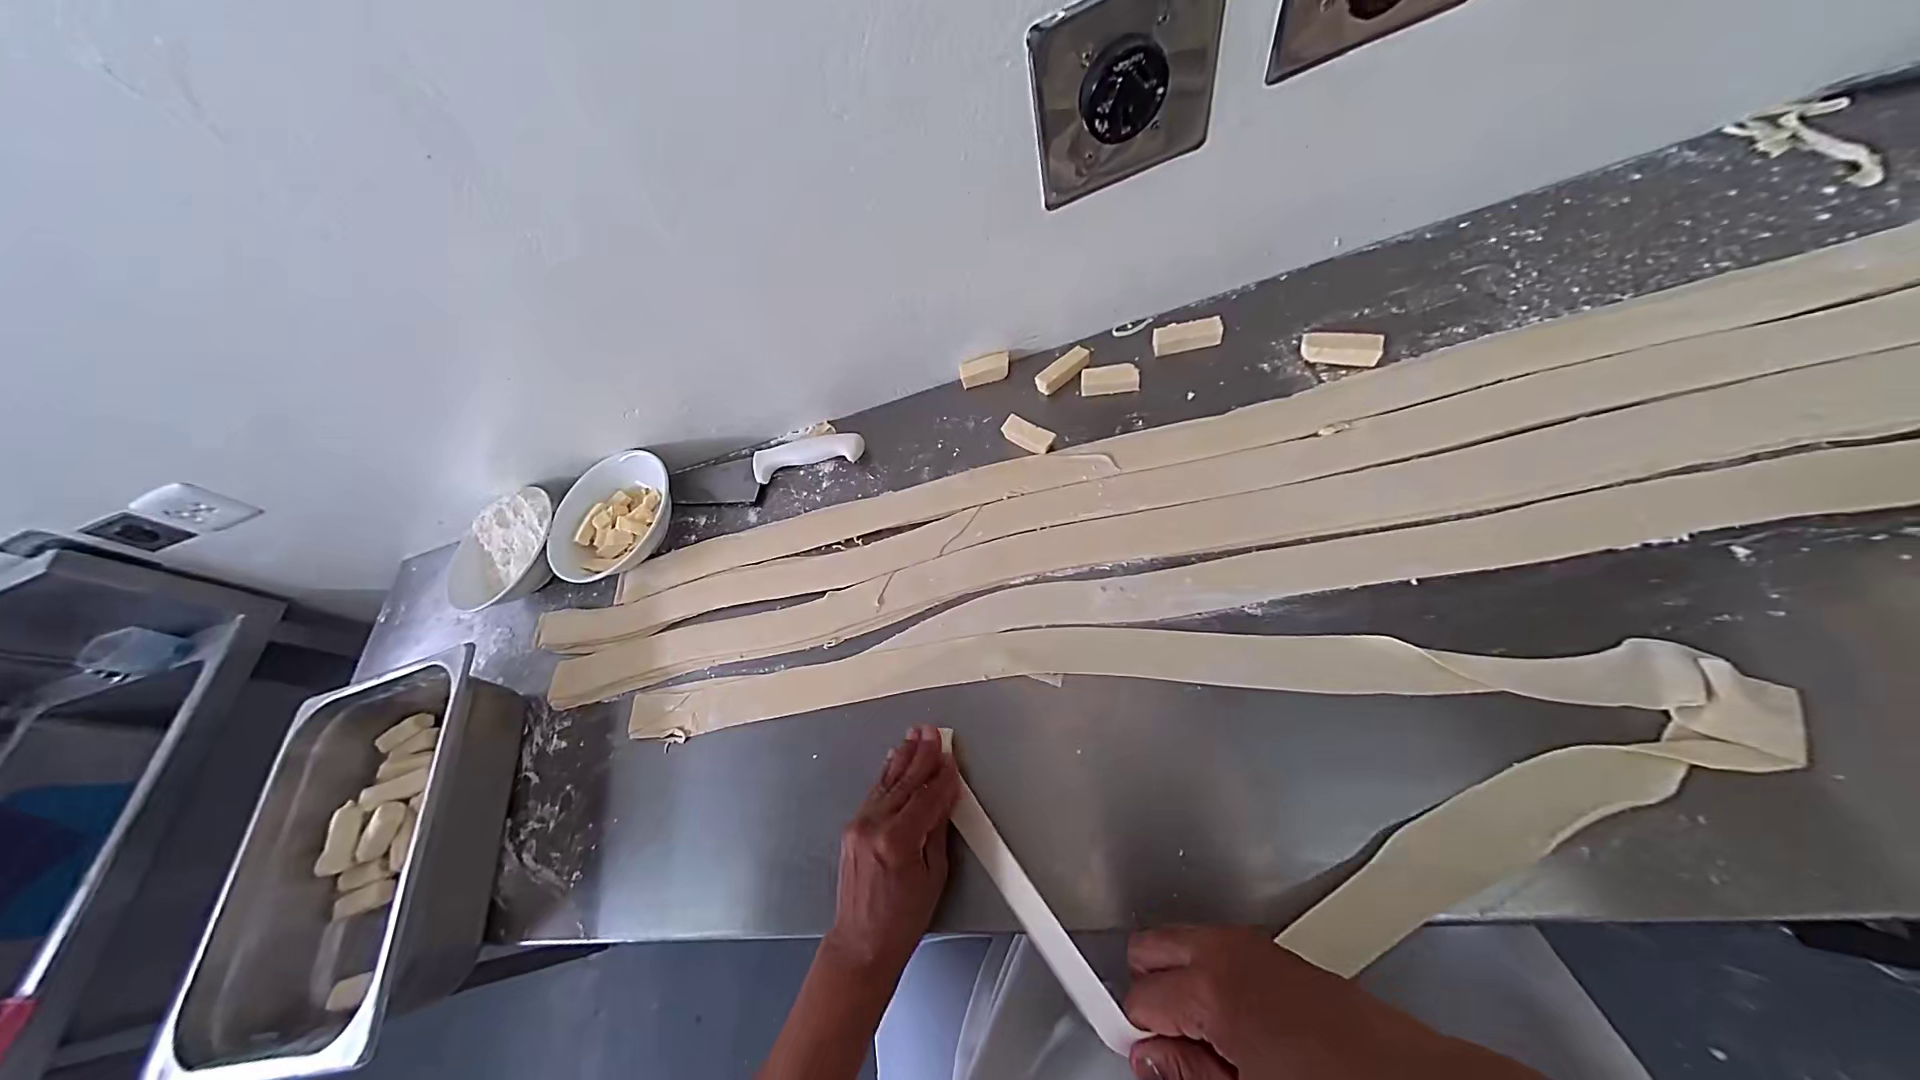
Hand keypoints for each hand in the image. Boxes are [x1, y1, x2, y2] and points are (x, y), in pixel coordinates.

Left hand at [822, 725, 959, 972]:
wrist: (862, 943)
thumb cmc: (901, 920)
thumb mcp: (935, 875)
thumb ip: (938, 829)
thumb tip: (945, 798)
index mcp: (897, 841)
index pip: (928, 797)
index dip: (943, 777)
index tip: (952, 760)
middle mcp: (874, 828)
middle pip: (906, 783)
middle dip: (922, 755)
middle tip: (933, 733)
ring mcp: (859, 826)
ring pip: (888, 782)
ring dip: (904, 757)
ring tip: (915, 736)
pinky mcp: (852, 827)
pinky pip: (874, 793)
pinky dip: (887, 774)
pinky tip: (895, 759)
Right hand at [1124, 927, 1545, 1079]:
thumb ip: (1187, 1074)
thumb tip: (1151, 1060)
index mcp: (1209, 989)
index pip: (1136, 994)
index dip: (1134, 1030)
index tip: (1144, 1052)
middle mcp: (1223, 950)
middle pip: (1146, 947)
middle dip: (1149, 990)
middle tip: (1174, 1043)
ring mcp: (1247, 943)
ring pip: (1179, 943)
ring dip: (1180, 981)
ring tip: (1216, 1039)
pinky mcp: (1270, 946)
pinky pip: (1215, 949)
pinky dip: (1210, 975)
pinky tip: (1241, 1025)